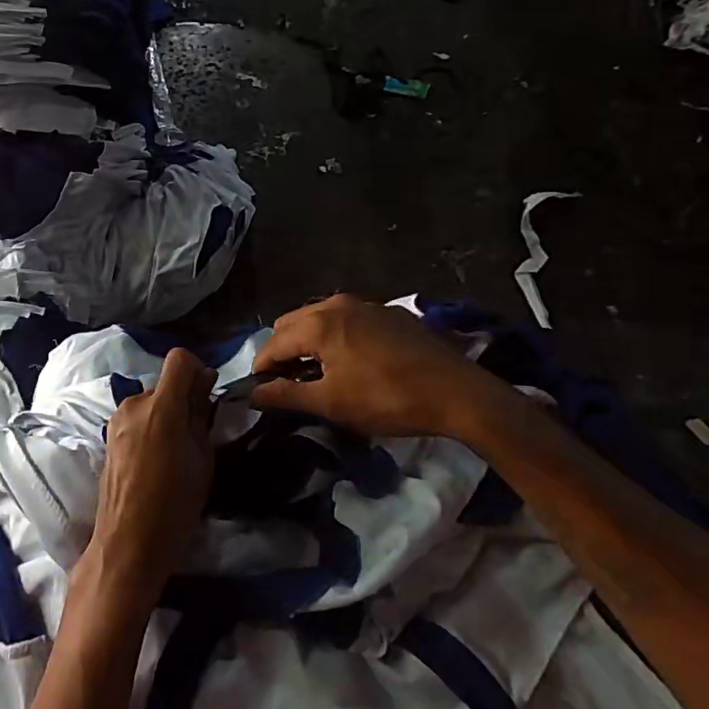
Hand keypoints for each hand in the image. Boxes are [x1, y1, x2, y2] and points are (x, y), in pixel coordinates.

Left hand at [88, 349, 216, 601]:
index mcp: (162, 405)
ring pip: (150, 402)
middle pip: (165, 384)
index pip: (179, 358)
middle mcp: (134, 403)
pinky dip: (150, 428)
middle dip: (182, 398)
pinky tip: (155, 461)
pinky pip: (137, 419)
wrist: (128, 544)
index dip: (197, 370)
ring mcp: (116, 420)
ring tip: (173, 452)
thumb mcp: (203, 456)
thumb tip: (203, 382)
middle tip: (195, 433)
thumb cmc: (175, 503)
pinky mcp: (107, 437)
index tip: (206, 396)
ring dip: (164, 415)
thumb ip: (201, 413)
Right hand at [251, 295, 527, 439]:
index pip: (274, 342)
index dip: (261, 368)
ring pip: (320, 317)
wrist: (456, 391)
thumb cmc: (388, 399)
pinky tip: (349, 359)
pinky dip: (335, 334)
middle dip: (283, 349)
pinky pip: (347, 318)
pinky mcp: (389, 312)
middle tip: (288, 383)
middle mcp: (338, 304)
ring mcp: (367, 304)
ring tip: (316, 372)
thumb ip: (288, 395)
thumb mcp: (333, 403)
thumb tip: (253, 394)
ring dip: (309, 340)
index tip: (259, 391)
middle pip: (293, 322)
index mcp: (320, 324)